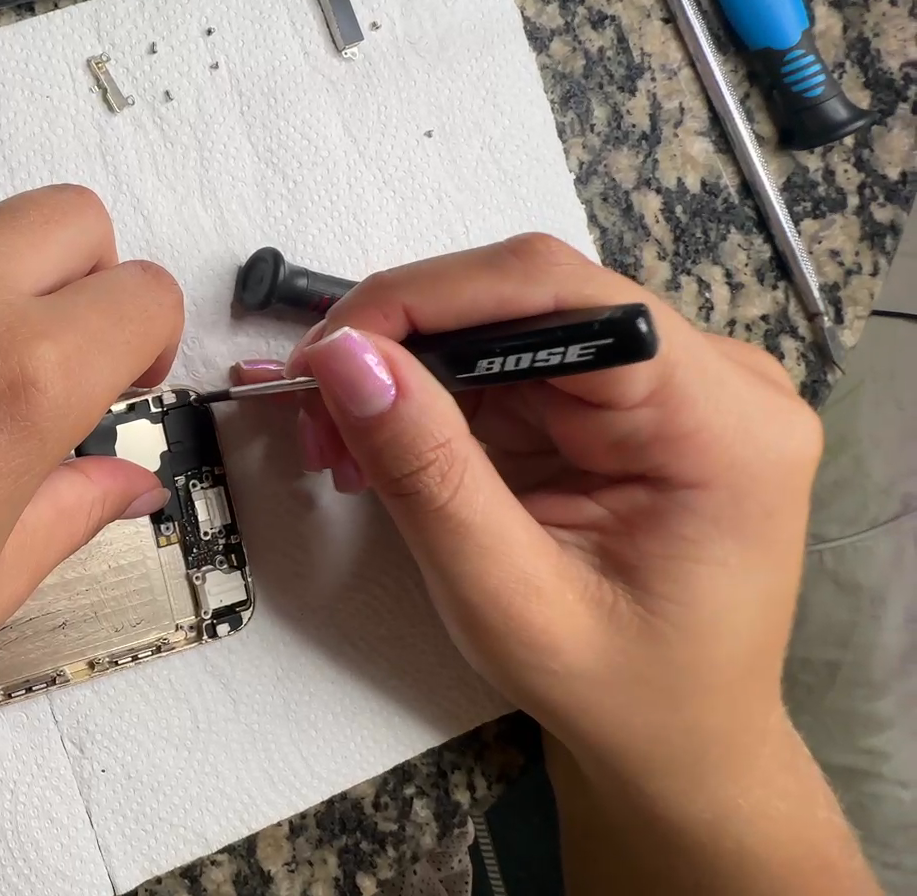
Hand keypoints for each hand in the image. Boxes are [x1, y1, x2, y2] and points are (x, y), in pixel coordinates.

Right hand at [239, 234, 874, 892]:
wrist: (668, 734)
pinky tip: (374, 445)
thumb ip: (422, 465)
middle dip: (388, 343)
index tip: (318, 363)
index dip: (417, 301)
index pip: (549, 291)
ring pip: (483, 322)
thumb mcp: (498, 590)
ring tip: (336, 446)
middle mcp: (700, 373)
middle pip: (510, 296)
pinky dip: (410, 395)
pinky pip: (483, 360)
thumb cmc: (607, 683)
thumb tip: (338, 354)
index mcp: (713, 419)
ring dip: (388, 372)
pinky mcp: (601, 396)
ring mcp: (652, 379)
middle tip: (312, 416)